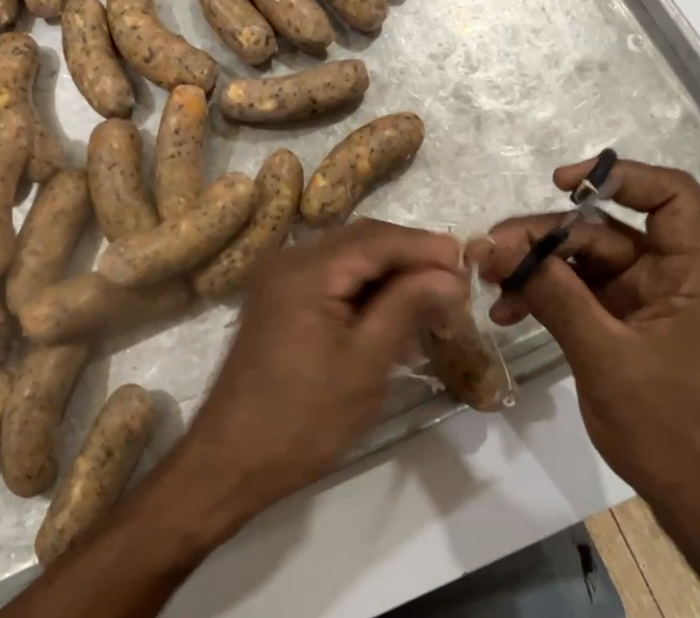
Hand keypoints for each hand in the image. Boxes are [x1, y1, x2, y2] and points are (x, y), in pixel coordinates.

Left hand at [181, 220, 466, 522]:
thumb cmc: (303, 418)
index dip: (425, 247)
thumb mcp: (365, 363)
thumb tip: (449, 275)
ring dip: (389, 276)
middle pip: (360, 243)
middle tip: (456, 282)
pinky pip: (328, 281)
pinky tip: (393, 317)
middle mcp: (287, 262)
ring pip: (346, 261)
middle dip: (410, 258)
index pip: (377, 240)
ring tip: (433, 301)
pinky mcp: (276, 304)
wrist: (231, 459)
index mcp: (306, 270)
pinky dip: (363, 292)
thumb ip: (406, 307)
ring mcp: (277, 282)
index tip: (469, 261)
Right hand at [469, 158, 699, 531]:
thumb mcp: (605, 355)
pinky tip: (508, 313)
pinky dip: (547, 299)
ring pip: (586, 264)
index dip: (619, 177)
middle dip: (547, 237)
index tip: (561, 185)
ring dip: (538, 270)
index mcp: (696, 275)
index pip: (671, 196)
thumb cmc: (669, 428)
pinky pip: (582, 297)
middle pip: (608, 232)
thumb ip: (554, 295)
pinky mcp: (627, 329)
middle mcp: (674, 279)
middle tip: (492, 251)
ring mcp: (649, 305)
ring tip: (490, 283)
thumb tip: (496, 247)